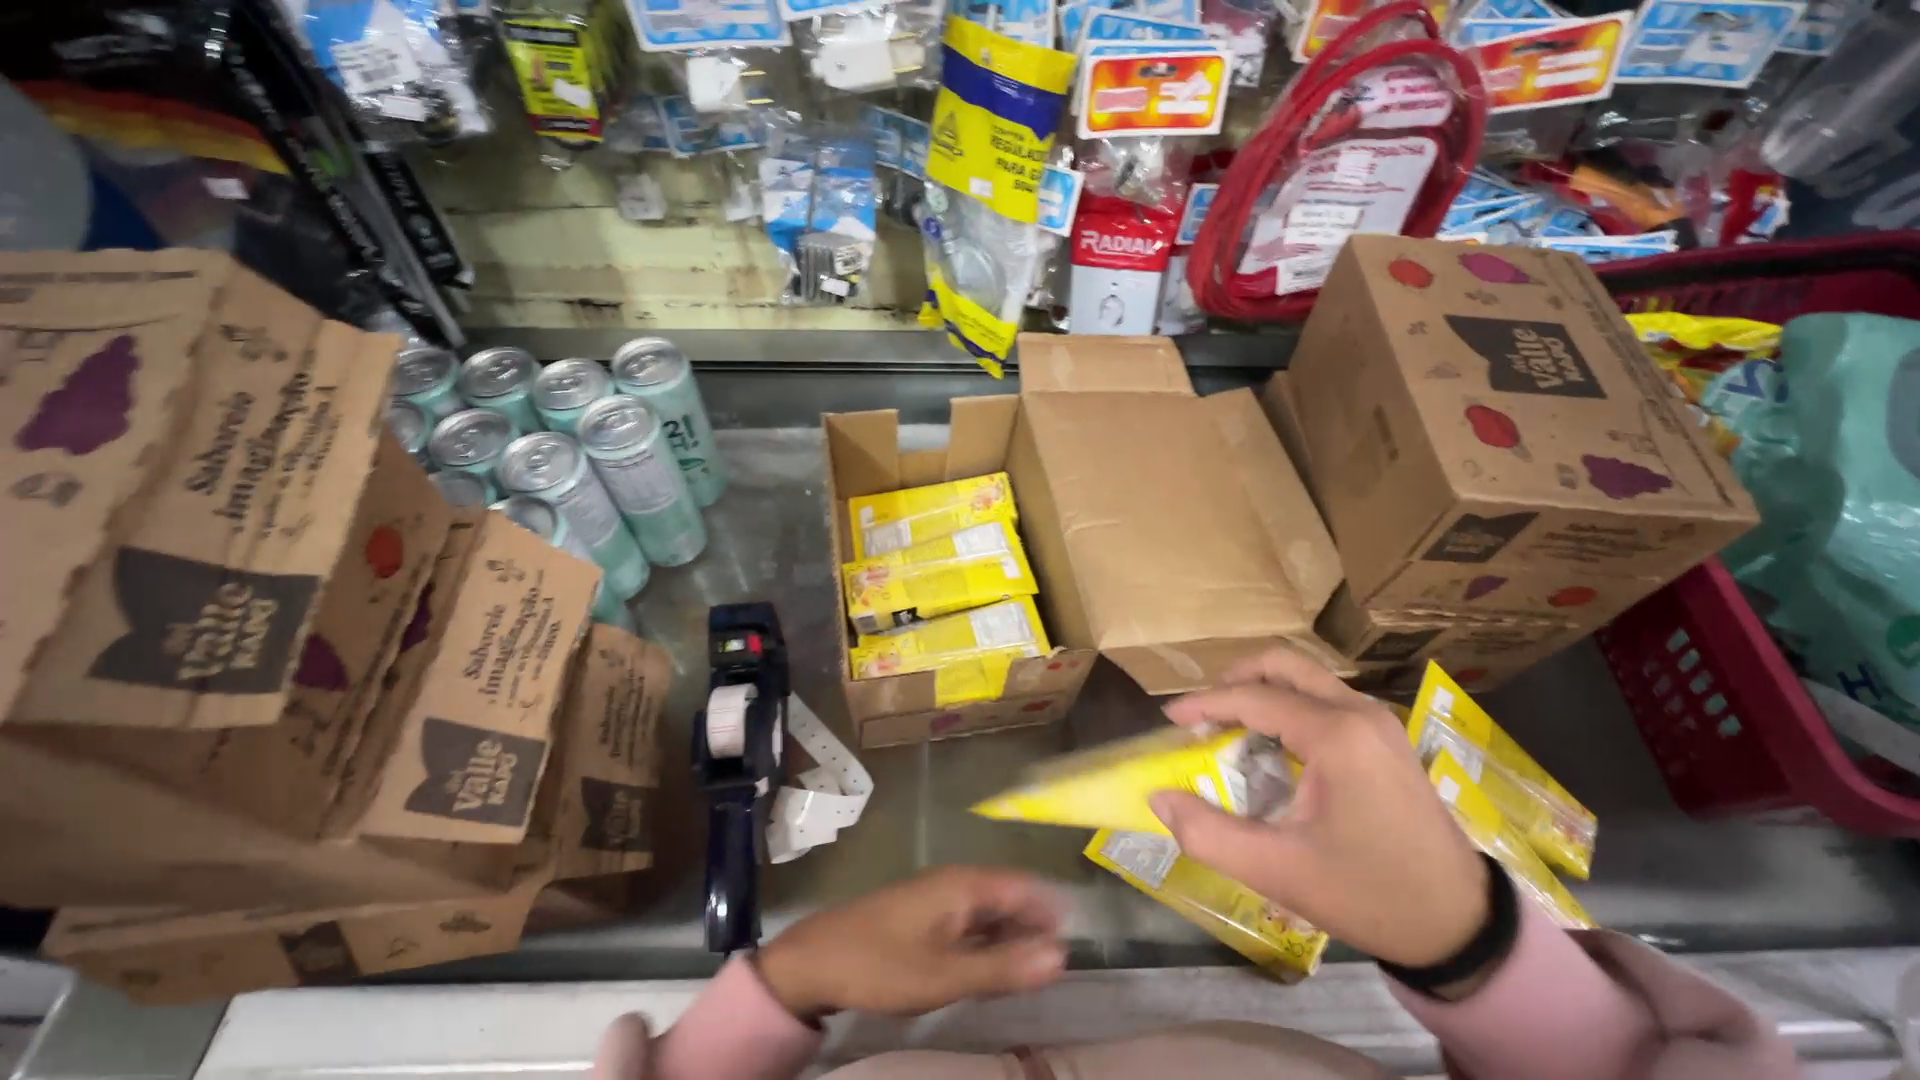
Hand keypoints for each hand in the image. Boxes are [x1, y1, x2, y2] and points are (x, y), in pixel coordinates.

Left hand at [755, 865, 1067, 1020]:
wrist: (812, 962)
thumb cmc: (880, 965)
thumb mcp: (944, 975)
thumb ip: (1002, 967)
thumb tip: (1061, 956)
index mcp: (963, 885)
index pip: (1025, 887)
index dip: (1053, 912)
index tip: (1077, 943)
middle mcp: (954, 884)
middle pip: (1008, 897)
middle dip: (1034, 926)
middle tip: (1057, 966)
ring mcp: (936, 899)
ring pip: (988, 912)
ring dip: (1010, 937)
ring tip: (1032, 971)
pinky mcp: (922, 918)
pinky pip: (968, 924)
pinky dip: (986, 943)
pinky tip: (991, 968)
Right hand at [1149, 647, 1489, 968]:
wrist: (1459, 925)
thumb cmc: (1367, 894)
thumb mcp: (1277, 871)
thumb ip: (1208, 833)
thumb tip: (1159, 798)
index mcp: (1336, 736)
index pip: (1253, 697)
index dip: (1204, 703)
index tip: (1168, 718)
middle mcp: (1360, 714)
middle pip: (1285, 666)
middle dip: (1235, 680)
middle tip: (1202, 714)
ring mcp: (1380, 723)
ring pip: (1308, 679)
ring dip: (1264, 692)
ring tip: (1230, 730)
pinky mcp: (1388, 740)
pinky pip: (1327, 701)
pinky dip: (1290, 707)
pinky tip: (1272, 748)